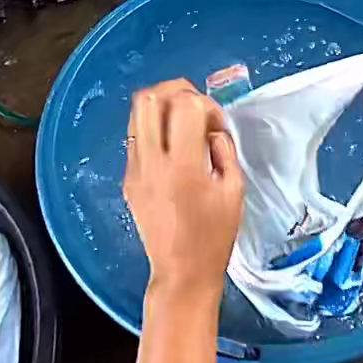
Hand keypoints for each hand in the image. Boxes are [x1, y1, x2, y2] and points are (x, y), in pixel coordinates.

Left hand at [123, 79, 244, 305]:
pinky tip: (172, 144)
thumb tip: (211, 128)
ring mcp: (135, 169)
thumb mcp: (234, 189)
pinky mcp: (128, 178)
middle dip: (177, 91)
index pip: (186, 106)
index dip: (207, 105)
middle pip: (150, 98)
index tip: (216, 125)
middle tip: (195, 107)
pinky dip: (153, 128)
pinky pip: (135, 136)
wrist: (181, 271)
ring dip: (161, 105)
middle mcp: (152, 162)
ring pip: (136, 113)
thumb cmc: (215, 235)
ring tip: (182, 119)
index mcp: (184, 166)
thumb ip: (224, 149)